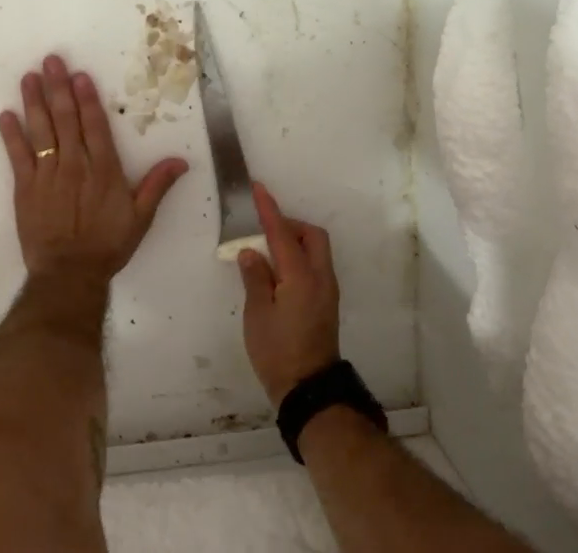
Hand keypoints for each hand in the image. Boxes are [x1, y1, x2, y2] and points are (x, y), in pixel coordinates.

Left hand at [0, 55, 188, 285]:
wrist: (69, 274)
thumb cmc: (108, 246)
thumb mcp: (141, 218)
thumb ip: (157, 186)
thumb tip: (181, 161)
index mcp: (104, 171)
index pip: (95, 126)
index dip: (87, 99)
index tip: (80, 75)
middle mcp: (75, 166)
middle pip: (66, 120)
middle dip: (58, 88)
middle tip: (51, 61)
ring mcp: (48, 175)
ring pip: (41, 132)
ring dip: (35, 102)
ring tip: (29, 78)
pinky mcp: (25, 189)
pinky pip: (17, 156)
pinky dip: (11, 135)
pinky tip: (6, 115)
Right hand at [238, 183, 340, 403]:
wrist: (308, 389)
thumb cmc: (278, 352)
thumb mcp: (258, 314)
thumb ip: (255, 278)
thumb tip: (251, 252)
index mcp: (301, 277)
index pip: (283, 233)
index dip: (269, 210)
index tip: (258, 188)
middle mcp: (320, 278)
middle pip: (312, 236)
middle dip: (290, 224)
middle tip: (264, 229)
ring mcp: (326, 291)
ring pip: (316, 251)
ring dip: (294, 241)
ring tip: (267, 251)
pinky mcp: (325, 304)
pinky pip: (314, 267)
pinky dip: (298, 258)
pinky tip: (278, 272)